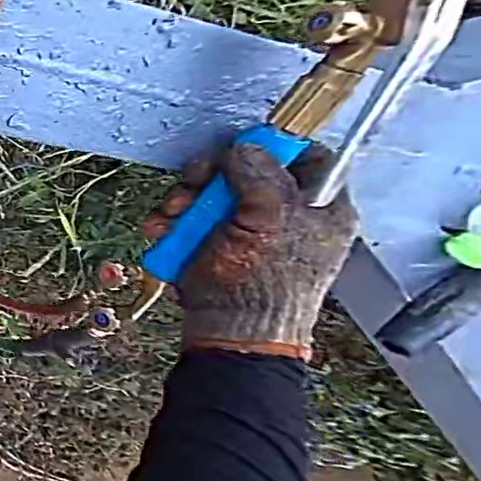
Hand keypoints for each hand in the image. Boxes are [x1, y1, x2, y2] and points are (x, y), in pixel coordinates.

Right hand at [139, 144, 357, 360]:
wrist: (229, 333)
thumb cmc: (262, 283)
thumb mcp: (270, 219)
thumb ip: (260, 175)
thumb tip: (242, 147)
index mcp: (318, 207)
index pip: (304, 157)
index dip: (272, 148)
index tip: (238, 151)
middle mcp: (282, 214)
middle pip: (243, 172)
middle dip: (209, 178)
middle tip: (192, 185)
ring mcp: (244, 230)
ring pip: (209, 194)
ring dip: (182, 201)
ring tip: (170, 217)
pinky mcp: (212, 244)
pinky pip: (188, 219)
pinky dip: (170, 223)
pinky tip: (161, 230)